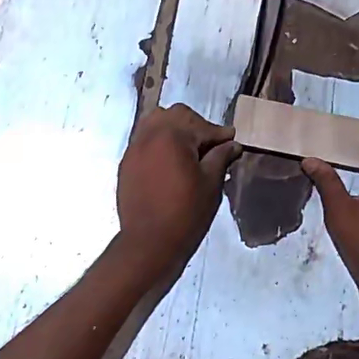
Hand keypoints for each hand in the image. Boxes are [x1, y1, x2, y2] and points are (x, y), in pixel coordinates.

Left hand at [116, 104, 241, 270]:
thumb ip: (221, 157)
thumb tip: (232, 145)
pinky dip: (159, 141)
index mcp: (173, 136)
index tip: (232, 141)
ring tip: (188, 148)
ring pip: (155, 122)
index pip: (202, 125)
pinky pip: (143, 139)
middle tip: (211, 144)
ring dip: (174, 129)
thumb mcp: (211, 184)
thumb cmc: (186, 213)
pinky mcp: (126, 163)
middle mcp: (150, 135)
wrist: (149, 243)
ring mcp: (135, 148)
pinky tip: (170, 159)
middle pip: (176, 115)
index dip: (220, 134)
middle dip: (196, 125)